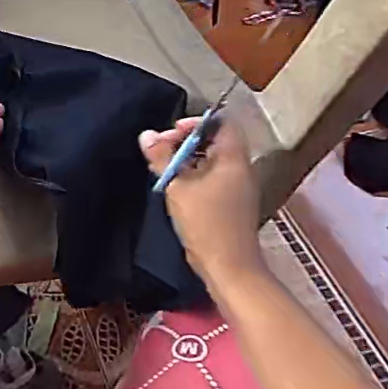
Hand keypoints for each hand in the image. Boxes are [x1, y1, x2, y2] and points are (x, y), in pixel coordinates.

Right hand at [139, 117, 262, 278]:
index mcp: (234, 157)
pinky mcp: (232, 202)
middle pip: (216, 139)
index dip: (196, 121)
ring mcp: (238, 186)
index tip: (173, 132)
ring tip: (165, 168)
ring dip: (188, 159)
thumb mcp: (178, 187)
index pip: (222, 122)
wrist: (229, 267)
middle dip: (187, 140)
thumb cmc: (205, 223)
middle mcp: (241, 167)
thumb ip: (161, 158)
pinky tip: (176, 186)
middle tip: (162, 149)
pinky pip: (214, 177)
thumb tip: (146, 135)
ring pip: (213, 160)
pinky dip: (195, 174)